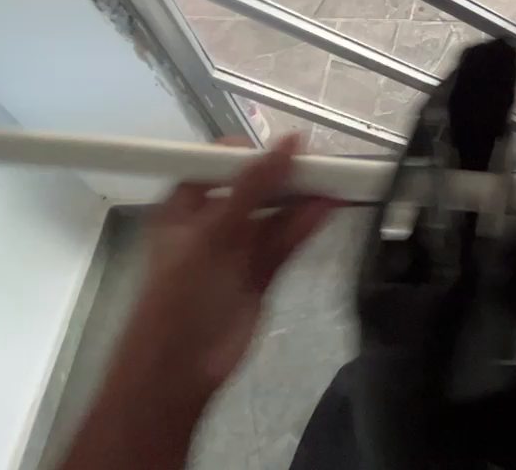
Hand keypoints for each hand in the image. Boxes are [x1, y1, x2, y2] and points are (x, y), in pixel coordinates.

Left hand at [108, 135, 341, 409]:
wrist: (177, 374)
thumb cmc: (181, 296)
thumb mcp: (213, 234)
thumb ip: (254, 187)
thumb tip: (291, 141)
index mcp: (186, 207)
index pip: (222, 163)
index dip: (254, 152)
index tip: (289, 147)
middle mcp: (212, 222)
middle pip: (257, 185)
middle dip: (288, 173)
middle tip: (323, 163)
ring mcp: (238, 247)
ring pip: (276, 211)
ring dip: (304, 197)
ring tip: (338, 180)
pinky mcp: (261, 270)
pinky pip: (287, 237)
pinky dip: (307, 222)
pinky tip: (330, 206)